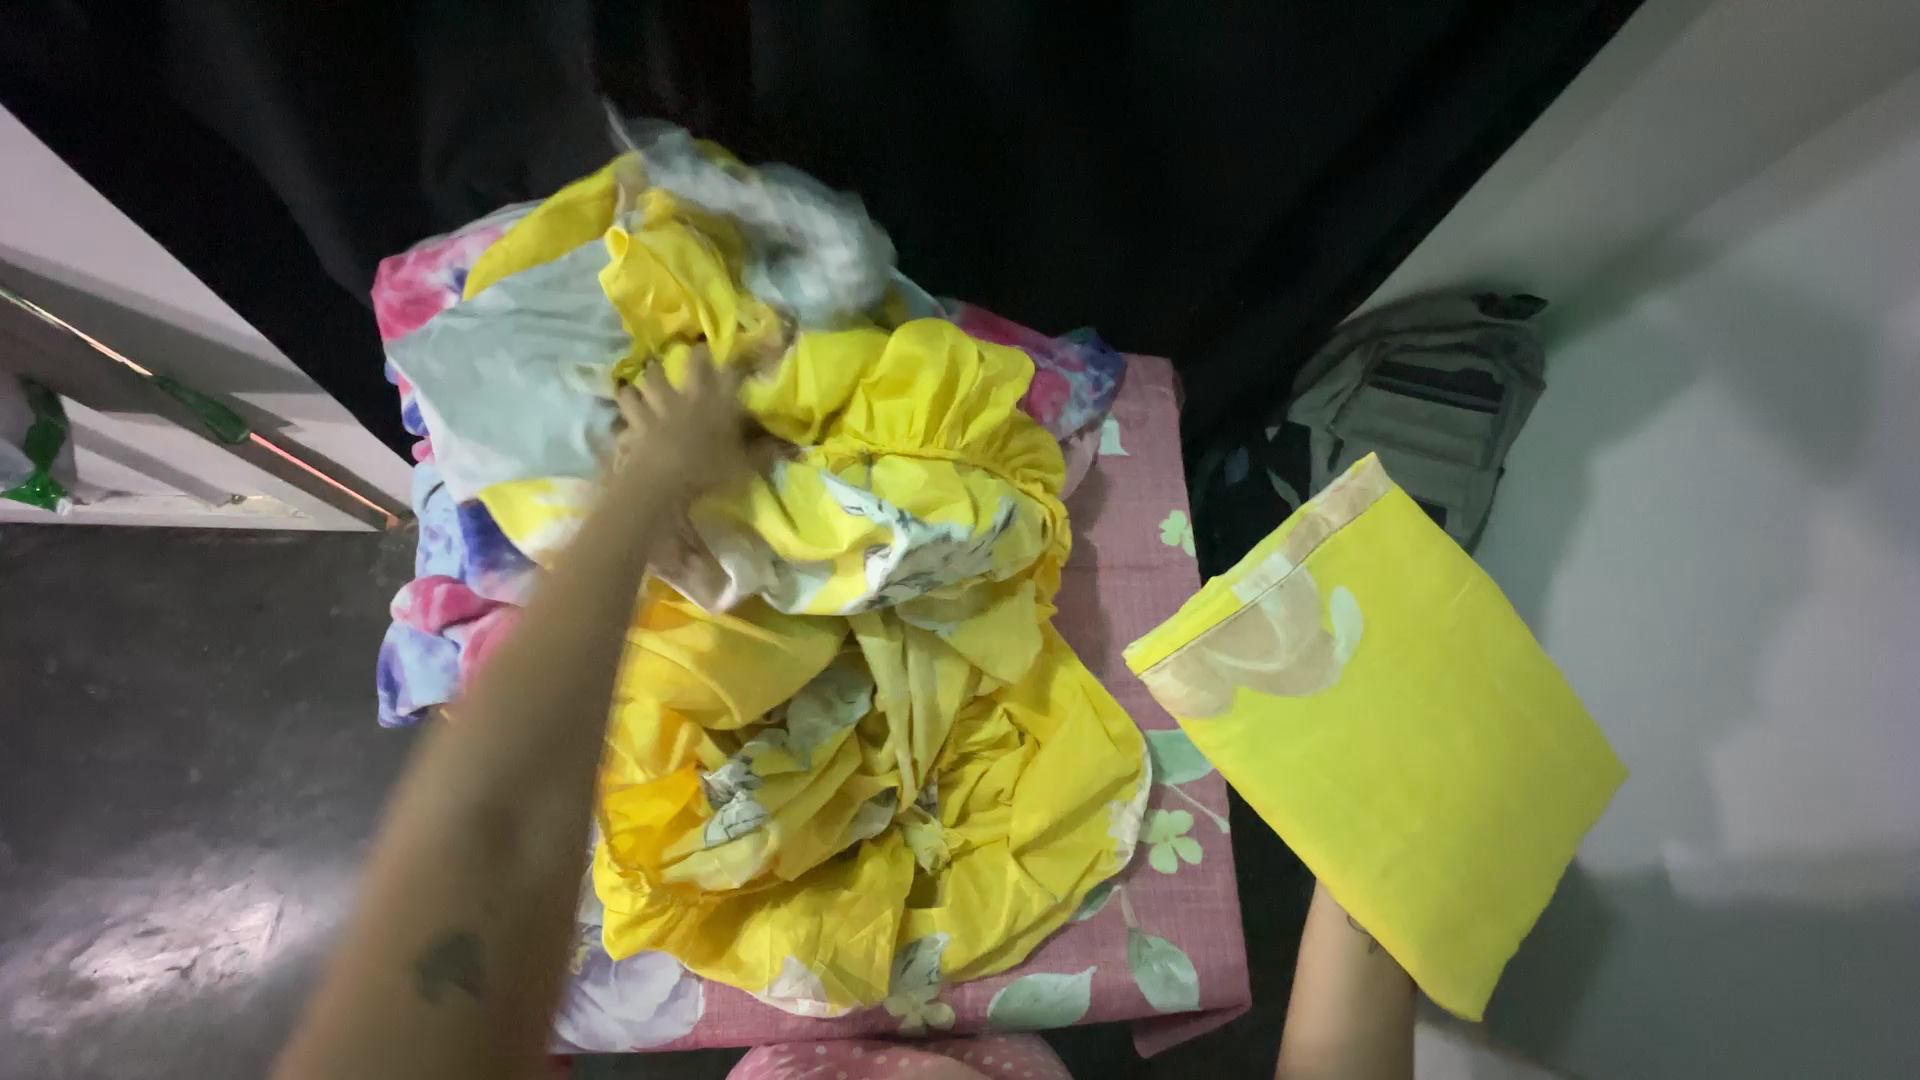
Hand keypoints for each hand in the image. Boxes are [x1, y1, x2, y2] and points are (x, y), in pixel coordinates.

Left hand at [611, 349, 761, 505]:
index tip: (744, 350)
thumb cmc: (710, 470)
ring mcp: (659, 404)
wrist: (664, 479)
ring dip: (651, 375)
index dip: (740, 358)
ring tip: (652, 377)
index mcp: (720, 403)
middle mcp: (690, 395)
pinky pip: (627, 401)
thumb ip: (764, 453)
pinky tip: (628, 401)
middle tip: (696, 352)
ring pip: (651, 377)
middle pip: (691, 363)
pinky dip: (628, 400)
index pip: (733, 372)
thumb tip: (791, 447)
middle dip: (695, 355)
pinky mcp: (636, 419)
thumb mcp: (745, 465)